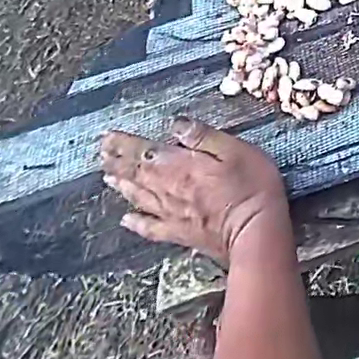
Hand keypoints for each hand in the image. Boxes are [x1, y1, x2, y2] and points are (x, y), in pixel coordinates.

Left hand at [100, 117, 290, 266]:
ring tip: (108, 176)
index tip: (107, 136)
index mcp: (182, 167)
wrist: (257, 234)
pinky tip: (126, 219)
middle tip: (101, 152)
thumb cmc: (252, 187)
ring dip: (122, 185)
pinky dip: (136, 222)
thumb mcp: (236, 150)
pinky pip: (151, 227)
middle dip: (118, 161)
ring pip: (140, 197)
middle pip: (138, 174)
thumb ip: (204, 137)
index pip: (146, 152)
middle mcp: (171, 190)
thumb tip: (177, 124)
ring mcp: (174, 214)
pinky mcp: (181, 234)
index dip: (125, 144)